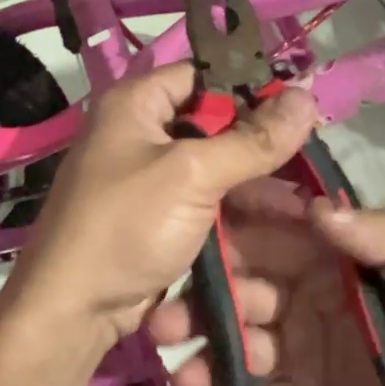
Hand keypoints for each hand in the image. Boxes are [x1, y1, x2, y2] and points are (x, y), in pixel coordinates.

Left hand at [12, 63, 318, 344]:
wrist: (72, 308)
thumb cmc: (126, 225)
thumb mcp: (191, 174)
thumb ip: (252, 139)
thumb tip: (307, 96)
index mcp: (135, 105)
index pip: (202, 77)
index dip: (250, 90)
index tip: (301, 111)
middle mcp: (138, 134)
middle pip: (212, 127)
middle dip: (259, 149)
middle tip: (312, 164)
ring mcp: (146, 181)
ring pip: (213, 172)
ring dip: (253, 189)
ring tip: (305, 205)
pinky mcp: (155, 221)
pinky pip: (203, 207)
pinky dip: (235, 216)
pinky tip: (278, 230)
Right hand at [147, 183, 384, 385]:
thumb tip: (317, 210)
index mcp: (340, 260)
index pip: (279, 226)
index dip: (236, 220)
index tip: (190, 220)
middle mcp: (308, 295)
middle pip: (240, 283)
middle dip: (199, 299)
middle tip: (163, 321)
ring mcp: (297, 350)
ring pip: (234, 340)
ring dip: (206, 359)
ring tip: (187, 384)